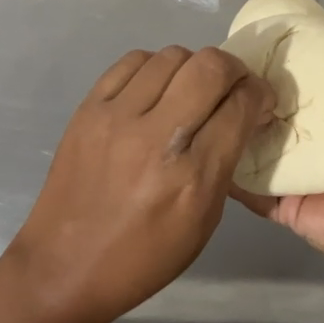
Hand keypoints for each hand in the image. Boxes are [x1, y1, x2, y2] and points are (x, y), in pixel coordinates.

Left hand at [0, 46, 275, 322]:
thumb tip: (244, 112)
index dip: (259, 93)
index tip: (260, 98)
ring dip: (193, 66)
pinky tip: (156, 87)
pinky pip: (133, 60)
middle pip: (210, 67)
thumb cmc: (143, 254)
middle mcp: (156, 139)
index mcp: (192, 178)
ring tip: (191, 87)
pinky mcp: (89, 107)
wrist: (63, 267)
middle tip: (233, 84)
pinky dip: (154, 67)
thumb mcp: (202, 221)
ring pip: (172, 55)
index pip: (240, 106)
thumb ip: (226, 161)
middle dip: (234, 69)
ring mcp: (117, 117)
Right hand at [229, 6, 323, 322]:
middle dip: (243, 92)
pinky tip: (202, 144)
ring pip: (249, 144)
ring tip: (202, 99)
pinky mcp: (279, 204)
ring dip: (228, 126)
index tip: (249, 40)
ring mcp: (290, 173)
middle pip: (266, 111)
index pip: (295, 82)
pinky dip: (226, 170)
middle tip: (216, 69)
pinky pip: (246, 187)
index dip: (274, 62)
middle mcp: (306, 139)